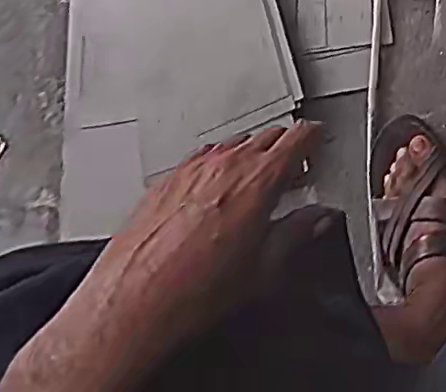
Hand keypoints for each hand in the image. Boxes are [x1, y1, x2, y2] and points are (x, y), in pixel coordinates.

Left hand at [1, 121, 326, 391]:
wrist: (126, 311)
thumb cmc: (189, 295)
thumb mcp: (264, 269)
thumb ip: (299, 233)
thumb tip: (319, 219)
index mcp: (260, 178)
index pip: (300, 134)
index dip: (315, 137)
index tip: (317, 144)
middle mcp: (228, 163)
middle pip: (271, 134)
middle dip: (286, 149)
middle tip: (291, 172)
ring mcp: (194, 168)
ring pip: (236, 143)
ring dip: (251, 156)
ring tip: (251, 187)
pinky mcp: (166, 179)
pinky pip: (202, 158)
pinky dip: (216, 166)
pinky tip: (213, 195)